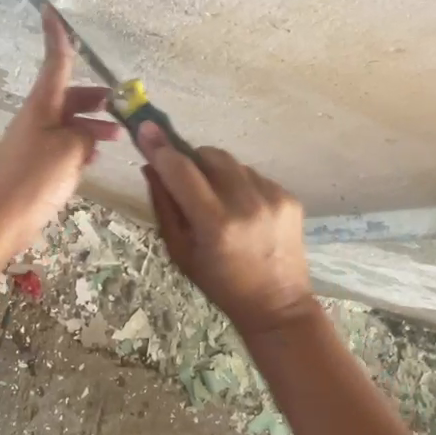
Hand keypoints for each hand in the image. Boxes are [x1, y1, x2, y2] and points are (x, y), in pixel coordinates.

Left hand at [0, 8, 121, 249]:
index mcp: (42, 105)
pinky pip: (62, 145)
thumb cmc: (34, 179)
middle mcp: (36, 118)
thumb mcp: (70, 151)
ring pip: (68, 123)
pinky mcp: (34, 165)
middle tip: (120, 104)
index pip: (55, 62)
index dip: (56, 36)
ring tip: (116, 138)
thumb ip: (85, 136)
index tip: (50, 9)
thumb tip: (86, 137)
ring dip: (92, 126)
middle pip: (67, 95)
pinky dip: (81, 146)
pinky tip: (93, 160)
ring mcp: (34, 142)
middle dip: (94, 98)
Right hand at [138, 123, 316, 337]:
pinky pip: (254, 175)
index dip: (161, 147)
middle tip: (187, 180)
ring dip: (217, 173)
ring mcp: (273, 198)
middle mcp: (246, 204)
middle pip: (209, 155)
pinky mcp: (289, 197)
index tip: (145, 128)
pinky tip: (243, 211)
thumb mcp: (180, 251)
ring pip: (232, 163)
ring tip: (219, 201)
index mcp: (216, 224)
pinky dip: (241, 185)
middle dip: (192, 161)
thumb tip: (150, 165)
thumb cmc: (220, 284)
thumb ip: (164, 205)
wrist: (278, 306)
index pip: (182, 171)